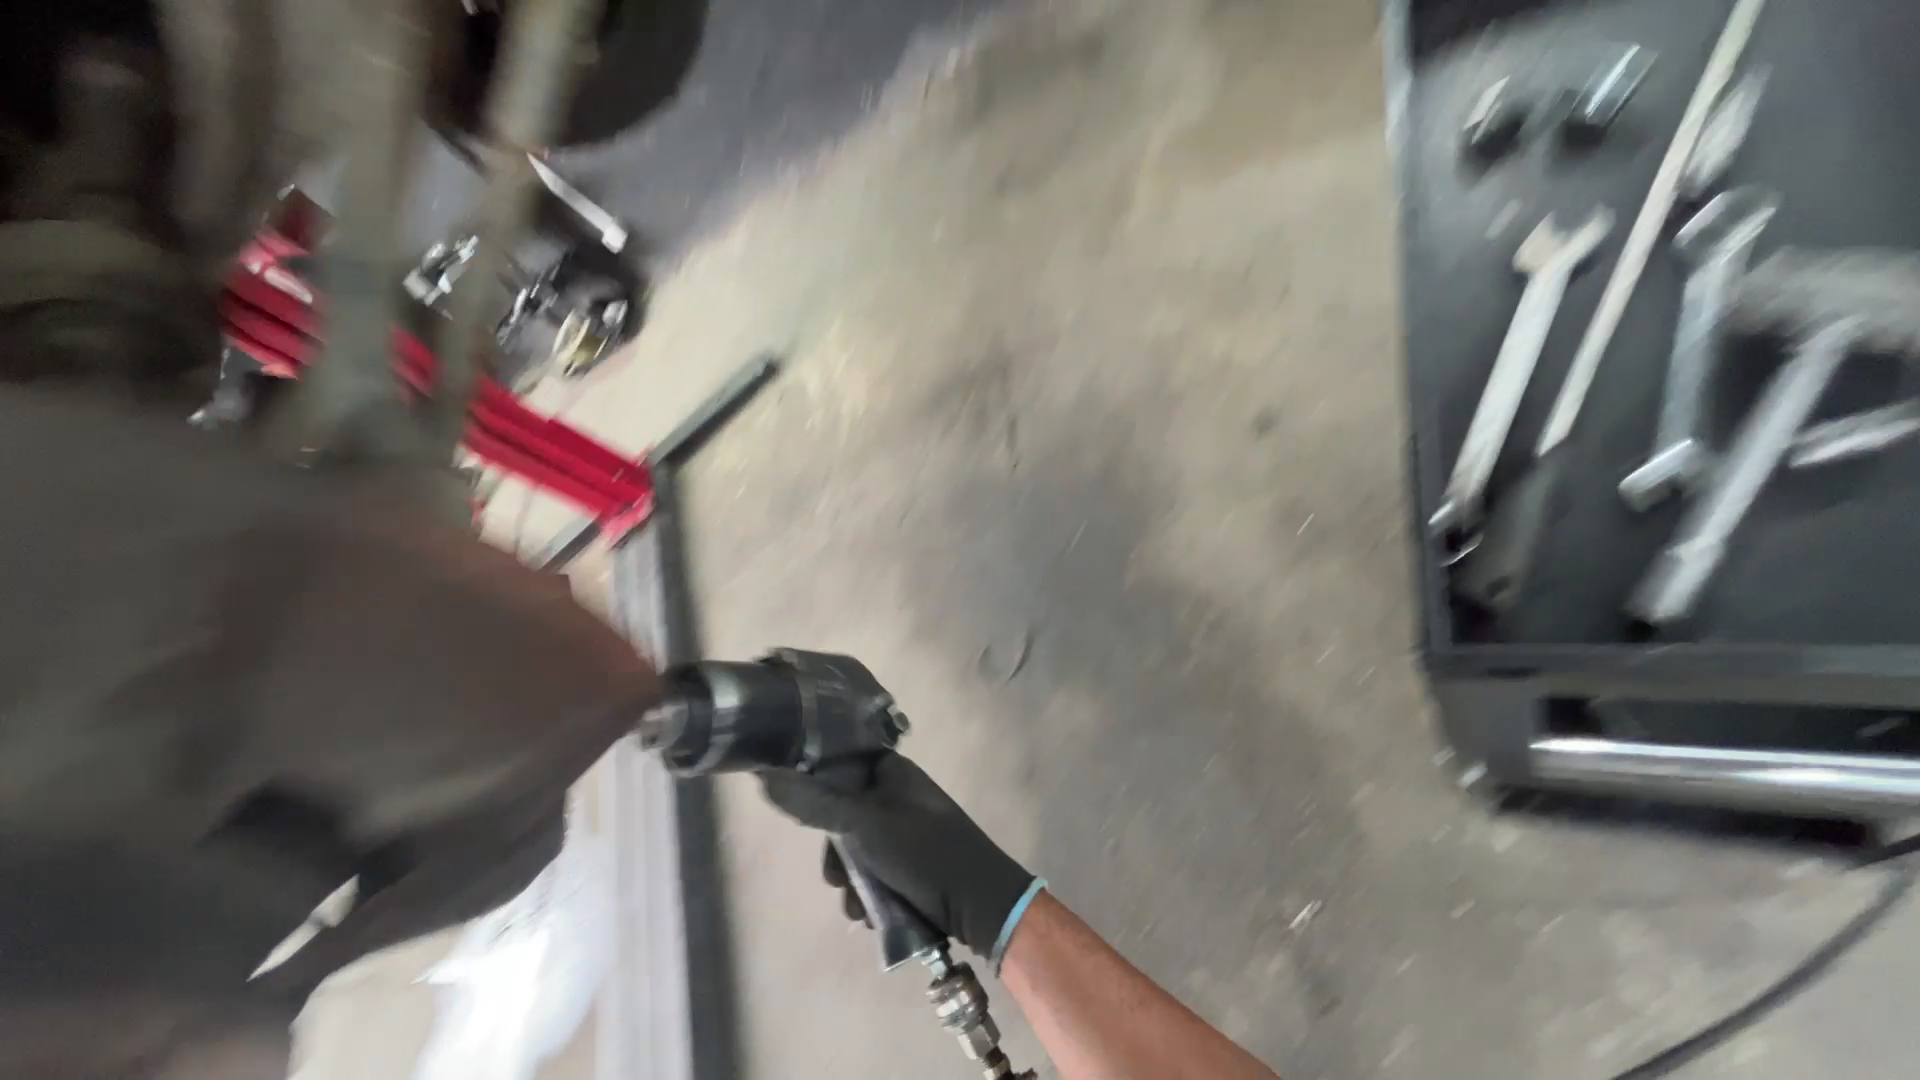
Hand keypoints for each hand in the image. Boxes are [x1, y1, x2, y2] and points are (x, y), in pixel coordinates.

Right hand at [760, 753, 1035, 958]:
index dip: (820, 791)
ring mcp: (909, 831)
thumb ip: (813, 802)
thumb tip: (764, 776)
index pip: (842, 766)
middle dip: (837, 855)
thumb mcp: (862, 823)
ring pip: (859, 851)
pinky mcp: (915, 864)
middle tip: (837, 878)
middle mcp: (900, 795)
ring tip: (858, 906)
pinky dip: (870, 894)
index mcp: (894, 772)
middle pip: (844, 816)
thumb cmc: (921, 850)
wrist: (979, 901)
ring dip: (852, 882)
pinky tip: (871, 915)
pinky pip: (878, 873)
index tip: (808, 821)